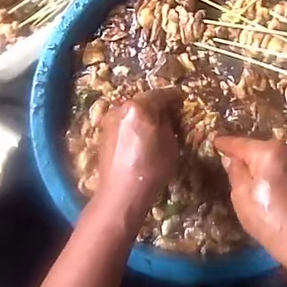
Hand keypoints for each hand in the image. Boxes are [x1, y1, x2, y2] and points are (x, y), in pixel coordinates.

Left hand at [94, 90, 181, 213]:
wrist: (121, 192)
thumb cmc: (151, 167)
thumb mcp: (170, 143)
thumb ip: (168, 123)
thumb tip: (165, 115)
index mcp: (139, 107)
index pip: (160, 94)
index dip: (174, 97)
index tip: (182, 100)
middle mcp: (121, 108)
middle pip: (143, 101)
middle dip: (158, 105)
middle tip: (171, 114)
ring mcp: (109, 121)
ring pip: (132, 112)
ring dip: (144, 116)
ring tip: (156, 127)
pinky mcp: (103, 134)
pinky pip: (124, 123)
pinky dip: (134, 125)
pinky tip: (141, 137)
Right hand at [214, 136, 286, 264]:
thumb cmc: (269, 220)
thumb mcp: (241, 196)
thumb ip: (235, 171)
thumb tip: (231, 158)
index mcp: (269, 151)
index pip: (240, 143)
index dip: (224, 143)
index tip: (214, 140)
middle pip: (257, 148)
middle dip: (243, 154)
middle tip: (226, 158)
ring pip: (270, 158)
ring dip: (257, 163)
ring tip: (242, 171)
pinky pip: (281, 167)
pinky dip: (270, 171)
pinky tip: (262, 182)